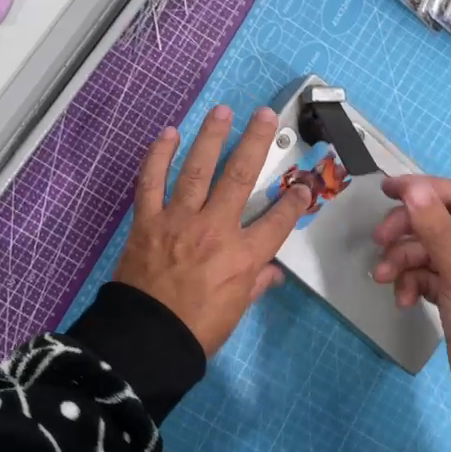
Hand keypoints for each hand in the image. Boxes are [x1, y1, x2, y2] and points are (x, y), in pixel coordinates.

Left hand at [114, 105, 313, 355]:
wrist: (146, 341)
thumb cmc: (197, 330)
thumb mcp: (236, 311)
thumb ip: (255, 284)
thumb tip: (271, 271)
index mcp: (242, 256)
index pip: (277, 221)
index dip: (294, 201)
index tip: (304, 185)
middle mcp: (214, 229)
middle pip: (239, 177)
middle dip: (256, 143)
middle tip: (266, 116)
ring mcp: (178, 220)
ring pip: (197, 169)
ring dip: (211, 136)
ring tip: (222, 111)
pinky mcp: (147, 220)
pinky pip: (151, 181)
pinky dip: (158, 156)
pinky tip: (167, 134)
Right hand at [371, 176, 450, 403]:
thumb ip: (437, 228)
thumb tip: (414, 188)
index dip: (421, 188)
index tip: (384, 190)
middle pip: (438, 221)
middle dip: (407, 229)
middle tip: (379, 240)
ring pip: (428, 249)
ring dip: (403, 260)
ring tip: (384, 279)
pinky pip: (427, 276)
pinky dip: (411, 282)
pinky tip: (402, 300)